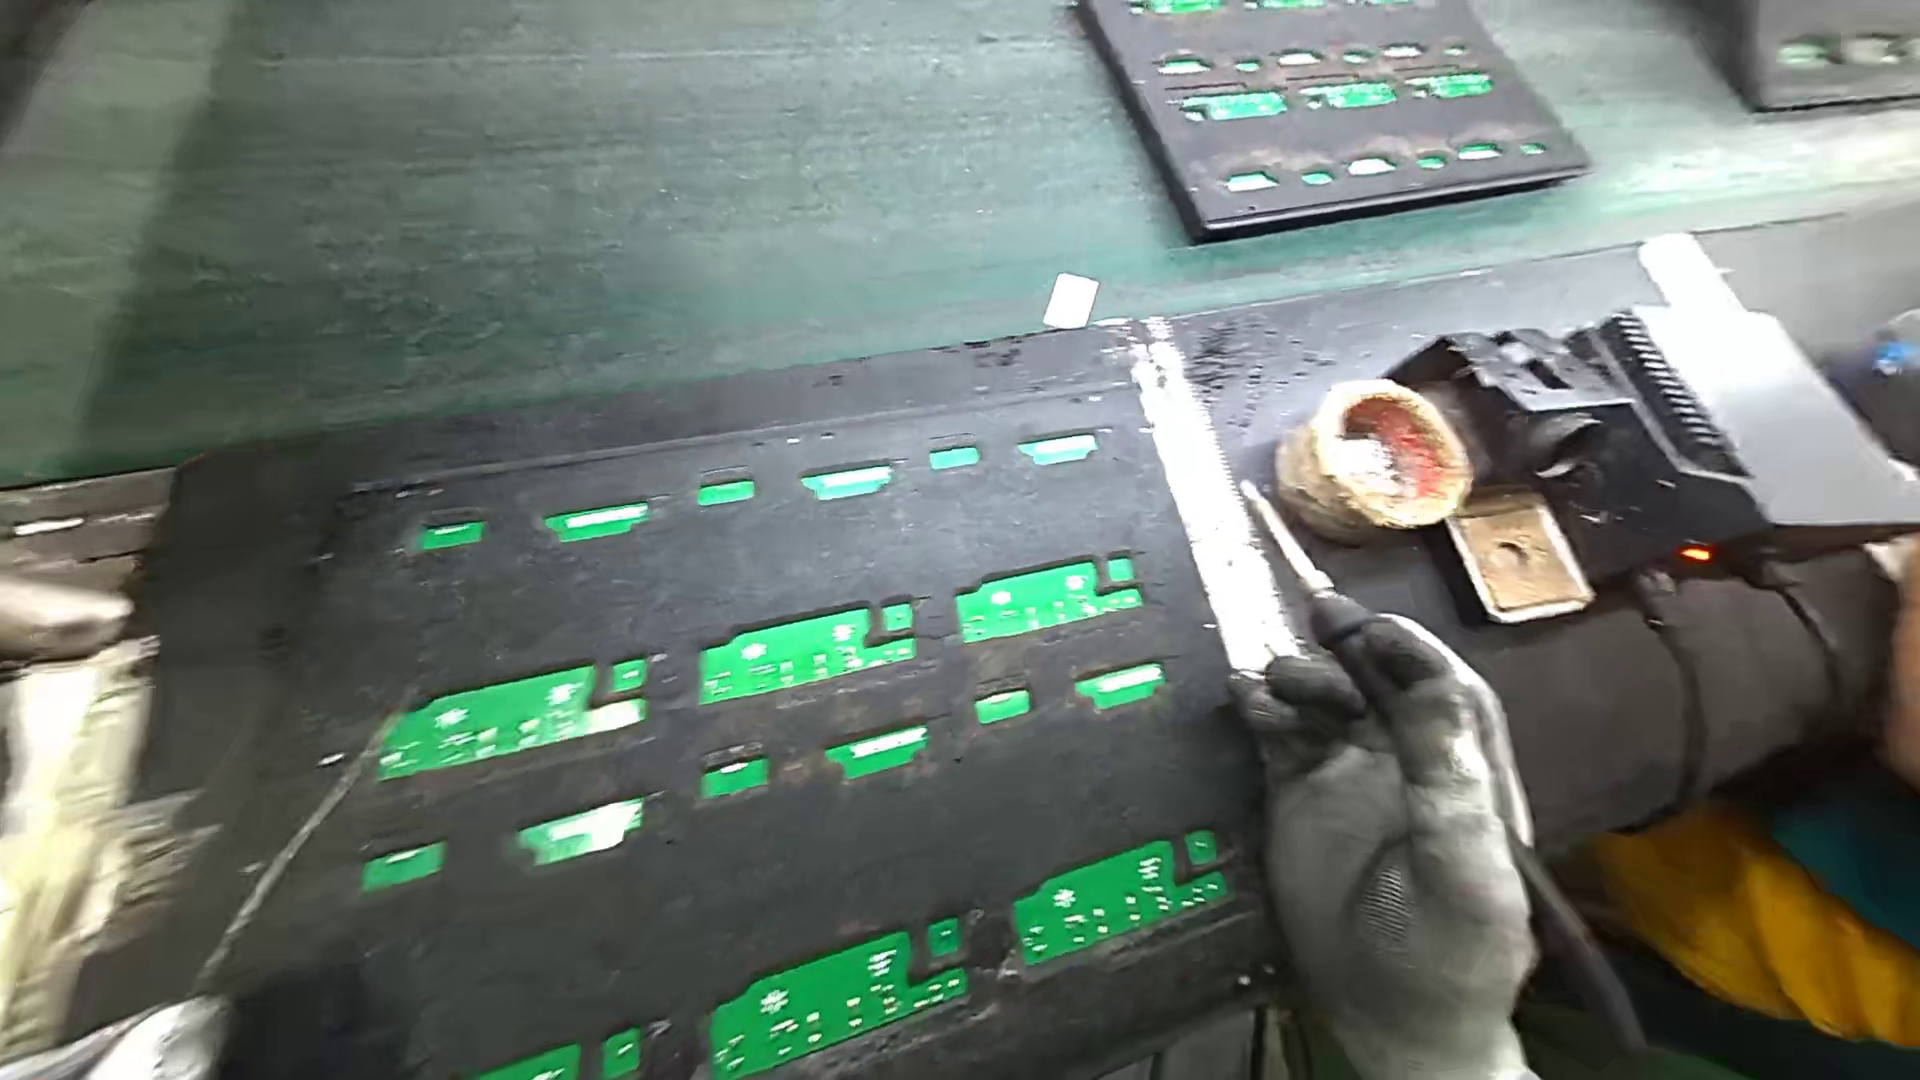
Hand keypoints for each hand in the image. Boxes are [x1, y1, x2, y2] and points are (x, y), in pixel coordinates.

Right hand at [1235, 617, 1535, 1079]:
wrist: (1385, 1013)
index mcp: (1459, 774)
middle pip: (1374, 681)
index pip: (1444, 693)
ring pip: (1319, 698)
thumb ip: (1452, 787)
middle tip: (1316, 612)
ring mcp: (1342, 769)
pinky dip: (1258, 707)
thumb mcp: (1467, 877)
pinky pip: (1274, 730)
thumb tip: (1432, 688)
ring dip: (1299, 676)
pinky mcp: (1292, 785)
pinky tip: (1244, 697)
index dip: (1413, 652)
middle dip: (1349, 644)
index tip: (1374, 626)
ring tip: (1275, 683)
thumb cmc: (1447, 955)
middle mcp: (1399, 759)